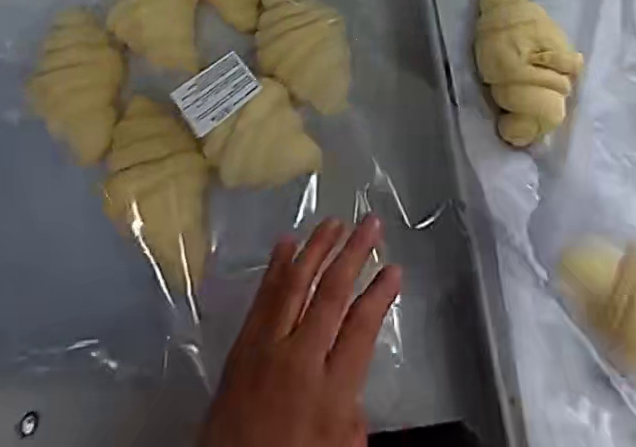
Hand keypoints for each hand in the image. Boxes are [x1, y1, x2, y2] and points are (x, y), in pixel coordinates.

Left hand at [200, 216, 402, 446]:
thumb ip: (352, 413)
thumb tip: (352, 382)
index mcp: (331, 390)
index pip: (361, 327)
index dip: (380, 294)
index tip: (395, 269)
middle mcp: (299, 359)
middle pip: (331, 293)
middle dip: (354, 253)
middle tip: (371, 223)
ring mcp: (266, 348)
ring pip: (295, 284)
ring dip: (317, 248)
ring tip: (334, 222)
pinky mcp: (241, 346)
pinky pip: (262, 296)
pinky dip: (276, 267)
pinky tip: (286, 244)